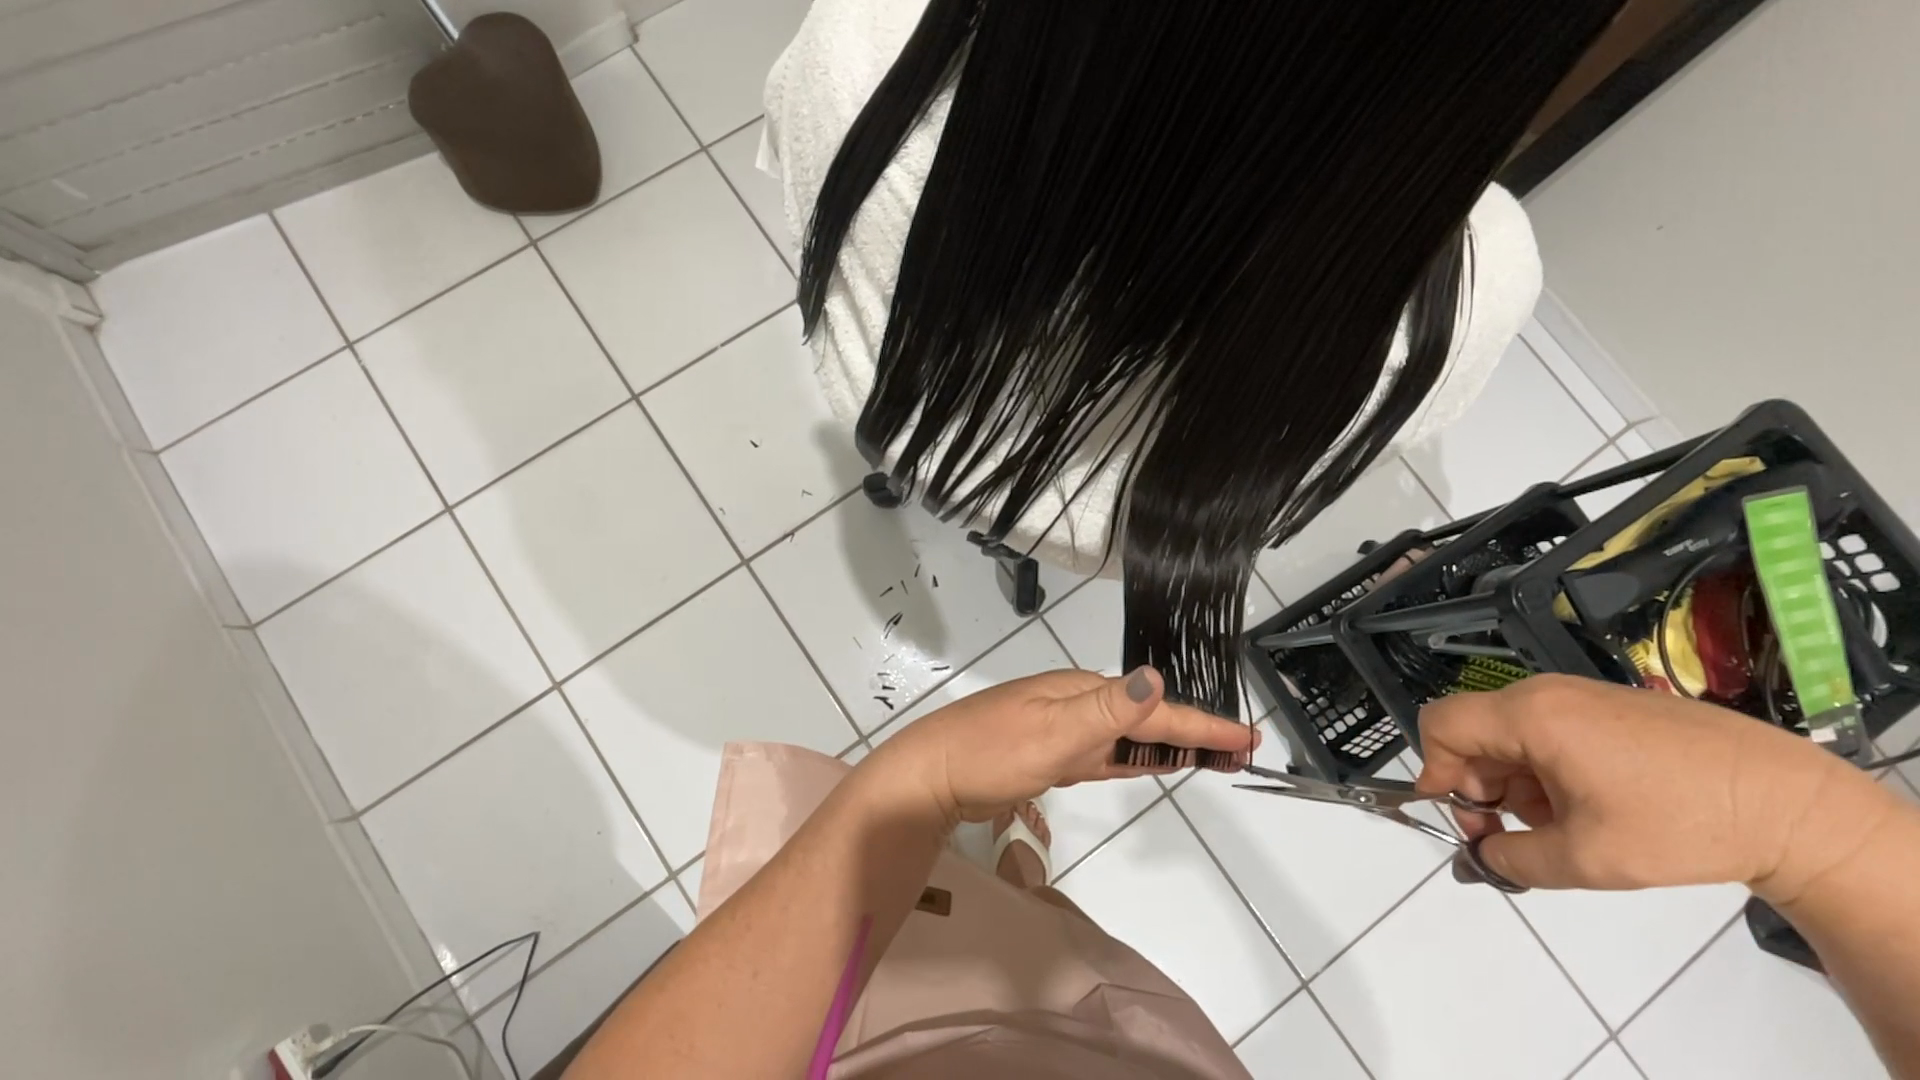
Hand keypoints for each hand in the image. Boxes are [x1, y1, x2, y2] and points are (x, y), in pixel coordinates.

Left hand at [865, 666, 1257, 825]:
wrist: (931, 776)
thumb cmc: (990, 754)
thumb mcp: (1053, 733)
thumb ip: (1106, 710)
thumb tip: (1154, 677)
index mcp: (1082, 693)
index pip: (1154, 707)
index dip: (1201, 723)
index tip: (1245, 736)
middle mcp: (1077, 704)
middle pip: (1147, 716)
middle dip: (1194, 729)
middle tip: (1240, 745)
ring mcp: (1064, 729)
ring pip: (1129, 735)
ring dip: (1169, 743)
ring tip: (1209, 752)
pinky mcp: (1052, 755)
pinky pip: (1107, 754)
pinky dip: (1134, 756)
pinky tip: (1150, 759)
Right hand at [1415, 675, 1890, 901]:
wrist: (1792, 804)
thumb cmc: (1679, 824)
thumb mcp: (1585, 859)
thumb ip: (1511, 859)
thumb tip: (1483, 853)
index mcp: (1530, 715)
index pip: (1441, 725)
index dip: (1432, 768)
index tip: (1458, 814)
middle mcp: (1546, 694)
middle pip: (1475, 732)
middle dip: (1477, 784)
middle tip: (1508, 833)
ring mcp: (1581, 697)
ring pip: (1511, 736)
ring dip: (1514, 783)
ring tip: (1558, 827)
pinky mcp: (1611, 709)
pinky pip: (1549, 733)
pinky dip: (1546, 772)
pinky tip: (1586, 808)